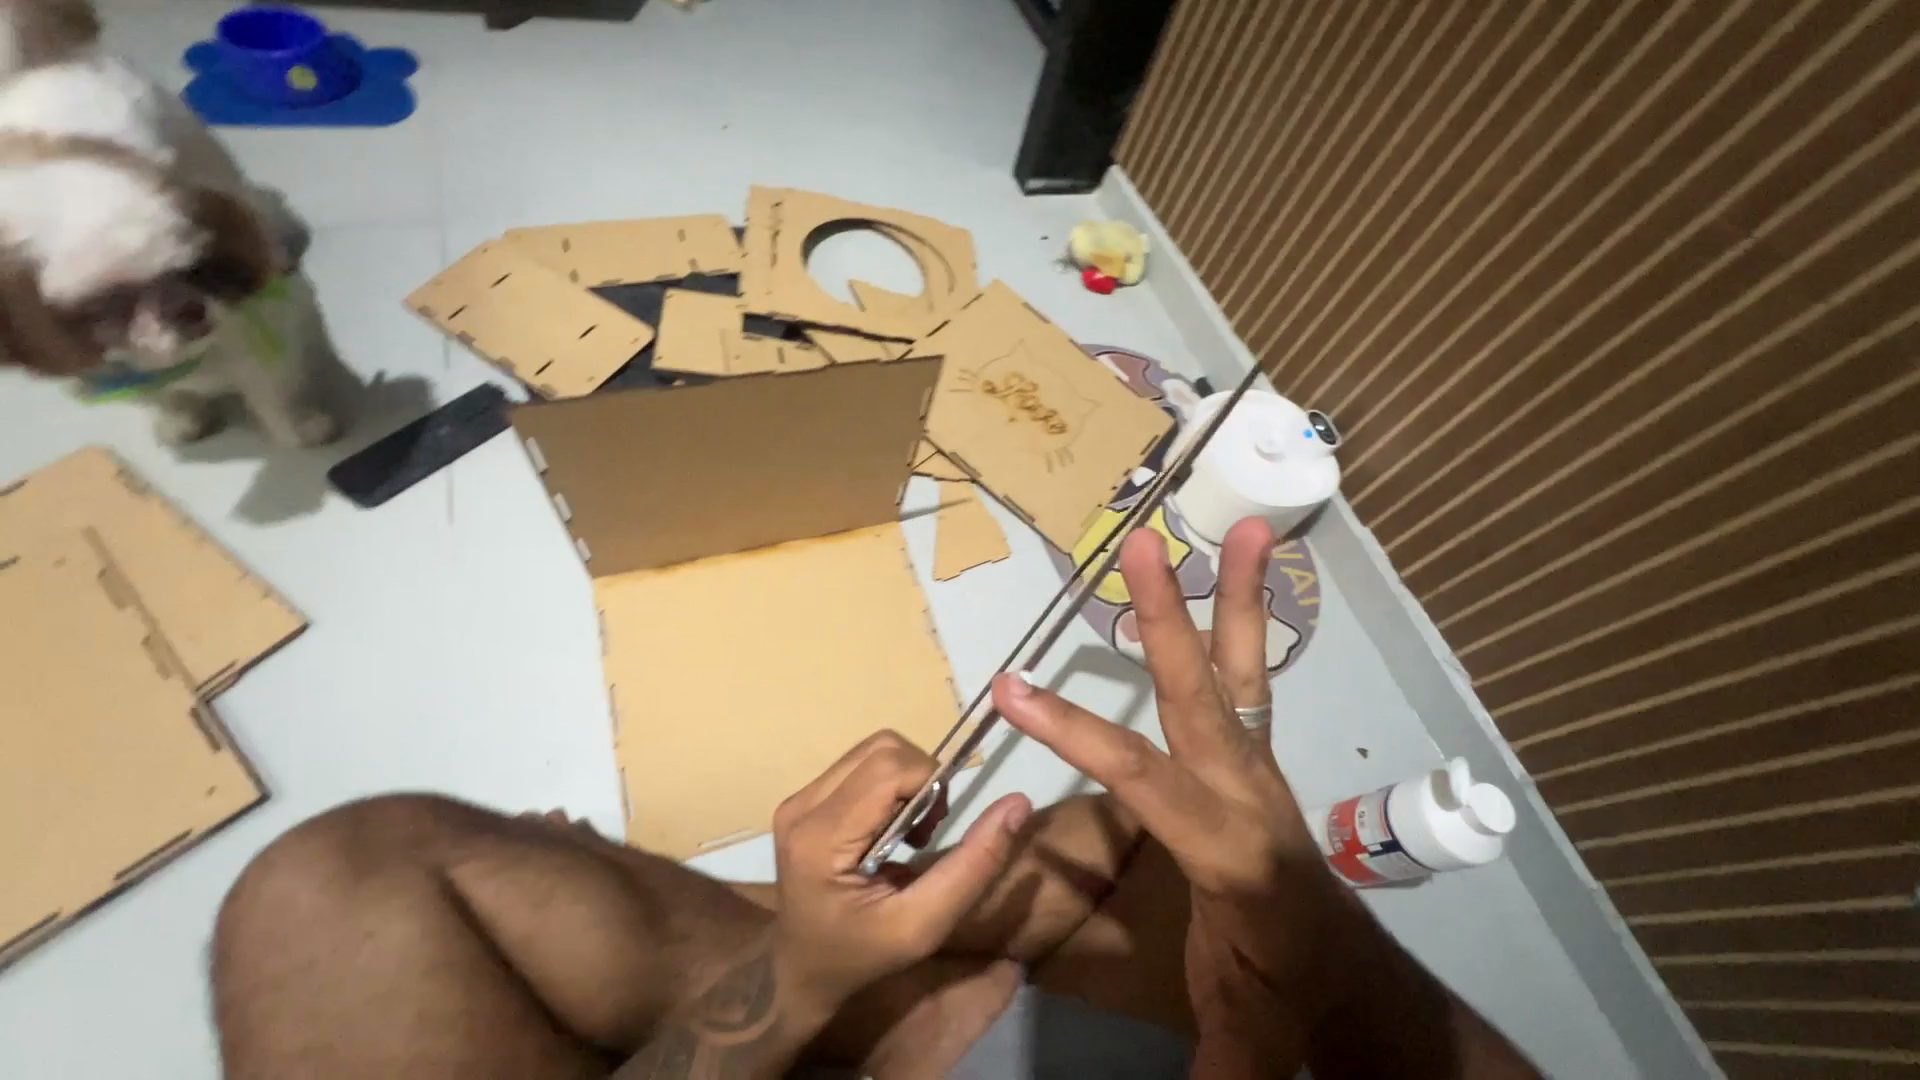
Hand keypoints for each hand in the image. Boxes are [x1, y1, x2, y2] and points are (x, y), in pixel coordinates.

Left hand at [769, 732, 1032, 1013]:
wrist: (797, 972)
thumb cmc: (861, 957)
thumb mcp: (924, 926)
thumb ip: (972, 866)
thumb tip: (1018, 802)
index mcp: (821, 838)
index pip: (888, 767)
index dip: (929, 784)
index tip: (935, 830)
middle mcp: (802, 806)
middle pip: (882, 749)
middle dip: (920, 780)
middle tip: (924, 833)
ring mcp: (797, 798)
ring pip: (873, 749)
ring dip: (907, 780)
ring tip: (907, 833)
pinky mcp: (802, 797)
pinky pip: (861, 763)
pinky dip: (889, 784)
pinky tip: (888, 829)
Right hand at [992, 519, 1350, 1057]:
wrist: (1344, 967)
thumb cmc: (1280, 990)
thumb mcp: (1247, 1036)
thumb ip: (1220, 1066)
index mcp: (1227, 846)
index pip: (1142, 777)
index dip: (1075, 731)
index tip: (1008, 686)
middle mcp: (1244, 785)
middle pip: (1202, 691)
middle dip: (1170, 618)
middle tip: (1146, 544)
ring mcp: (1257, 761)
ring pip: (1243, 666)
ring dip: (1237, 593)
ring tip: (1239, 524)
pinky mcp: (1256, 753)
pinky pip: (1249, 676)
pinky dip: (1247, 618)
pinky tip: (1242, 572)